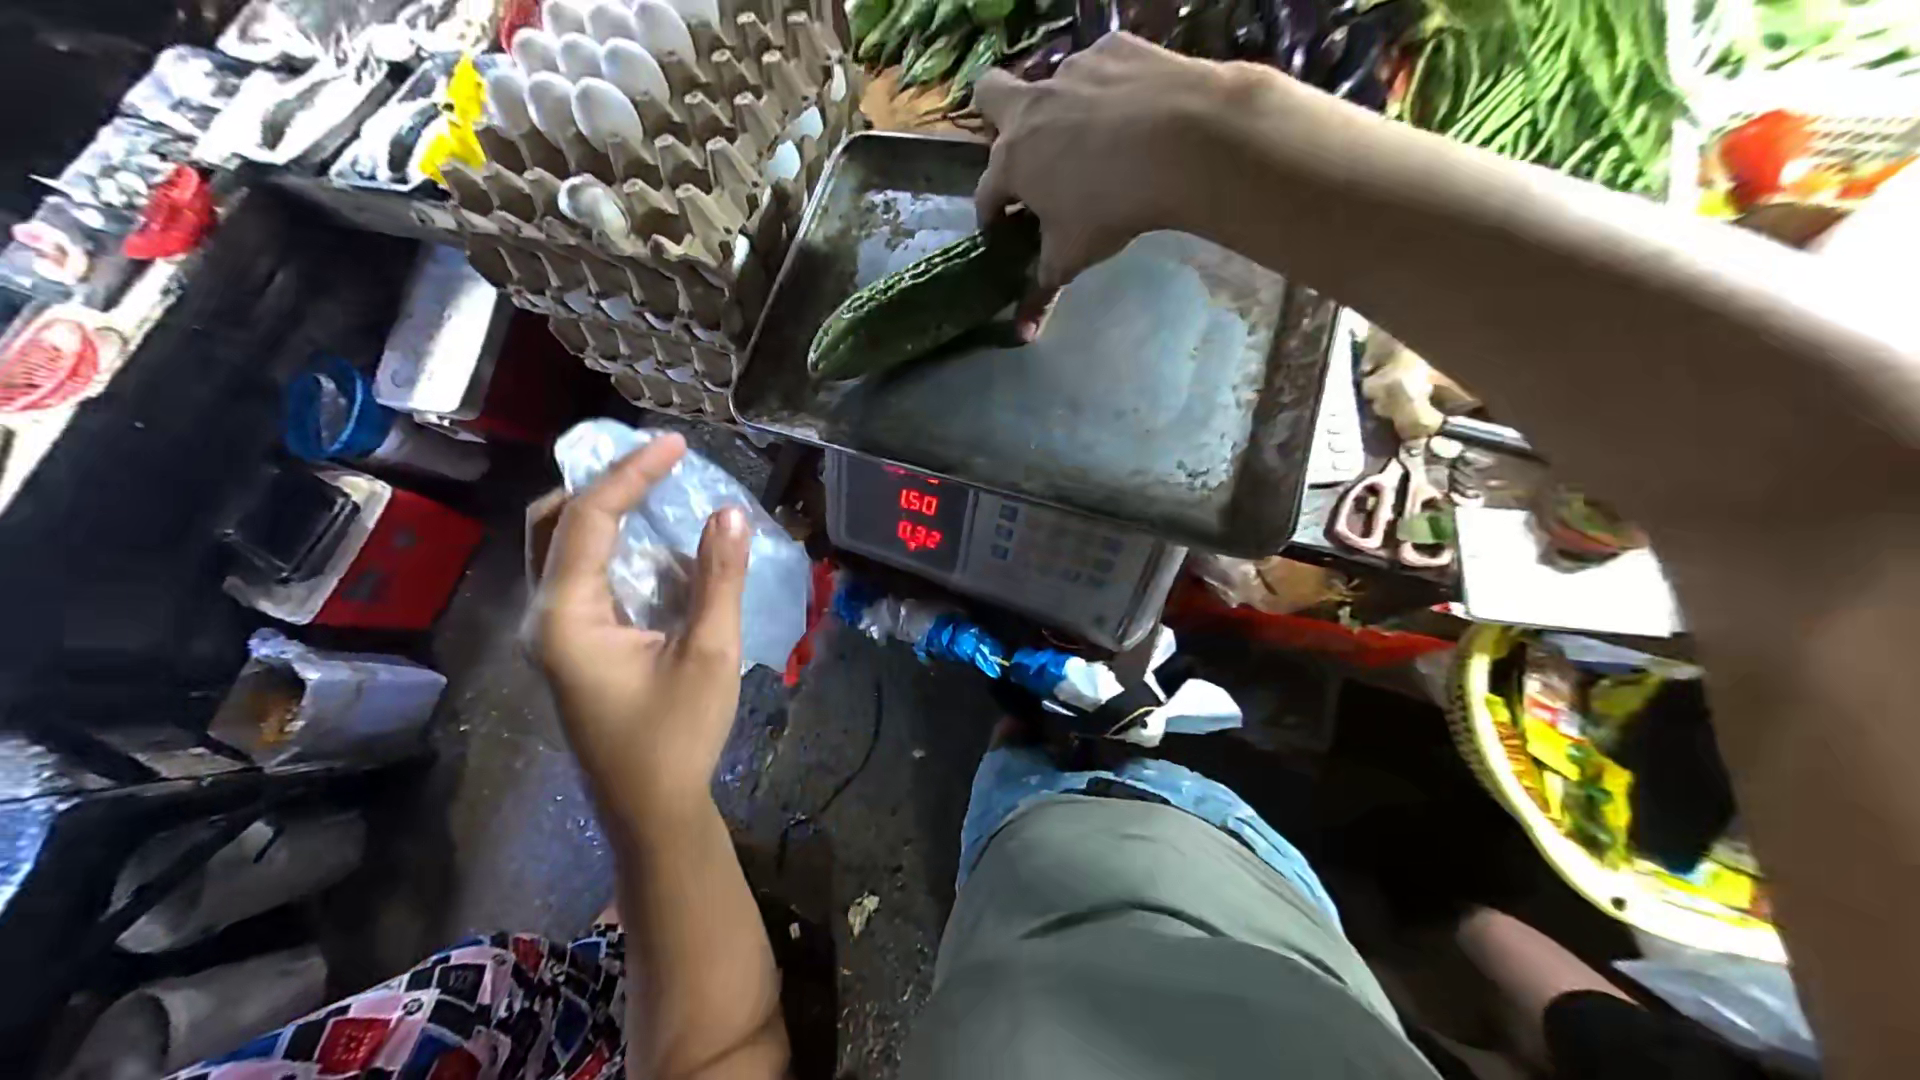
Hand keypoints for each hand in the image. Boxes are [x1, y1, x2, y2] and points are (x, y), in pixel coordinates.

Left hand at [530, 433, 748, 819]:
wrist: (650, 808)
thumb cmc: (678, 736)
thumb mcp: (710, 654)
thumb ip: (718, 579)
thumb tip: (730, 513)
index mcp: (565, 618)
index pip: (589, 520)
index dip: (633, 474)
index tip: (677, 445)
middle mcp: (545, 617)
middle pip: (554, 524)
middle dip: (604, 483)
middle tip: (657, 462)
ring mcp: (554, 632)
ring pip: (563, 548)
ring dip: (606, 511)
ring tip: (657, 486)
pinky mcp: (573, 644)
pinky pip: (583, 575)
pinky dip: (613, 545)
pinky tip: (654, 542)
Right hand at [974, 32, 1266, 286]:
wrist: (1183, 141)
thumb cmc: (1110, 207)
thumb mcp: (1071, 256)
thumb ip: (1041, 290)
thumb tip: (1022, 333)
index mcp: (1012, 162)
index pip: (986, 194)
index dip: (992, 218)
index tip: (1005, 233)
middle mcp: (1032, 109)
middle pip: (989, 96)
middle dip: (996, 122)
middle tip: (1029, 158)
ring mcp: (1072, 71)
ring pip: (1051, 87)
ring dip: (1061, 114)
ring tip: (1097, 144)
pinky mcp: (1115, 49)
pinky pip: (1100, 69)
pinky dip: (1107, 93)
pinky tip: (1133, 116)